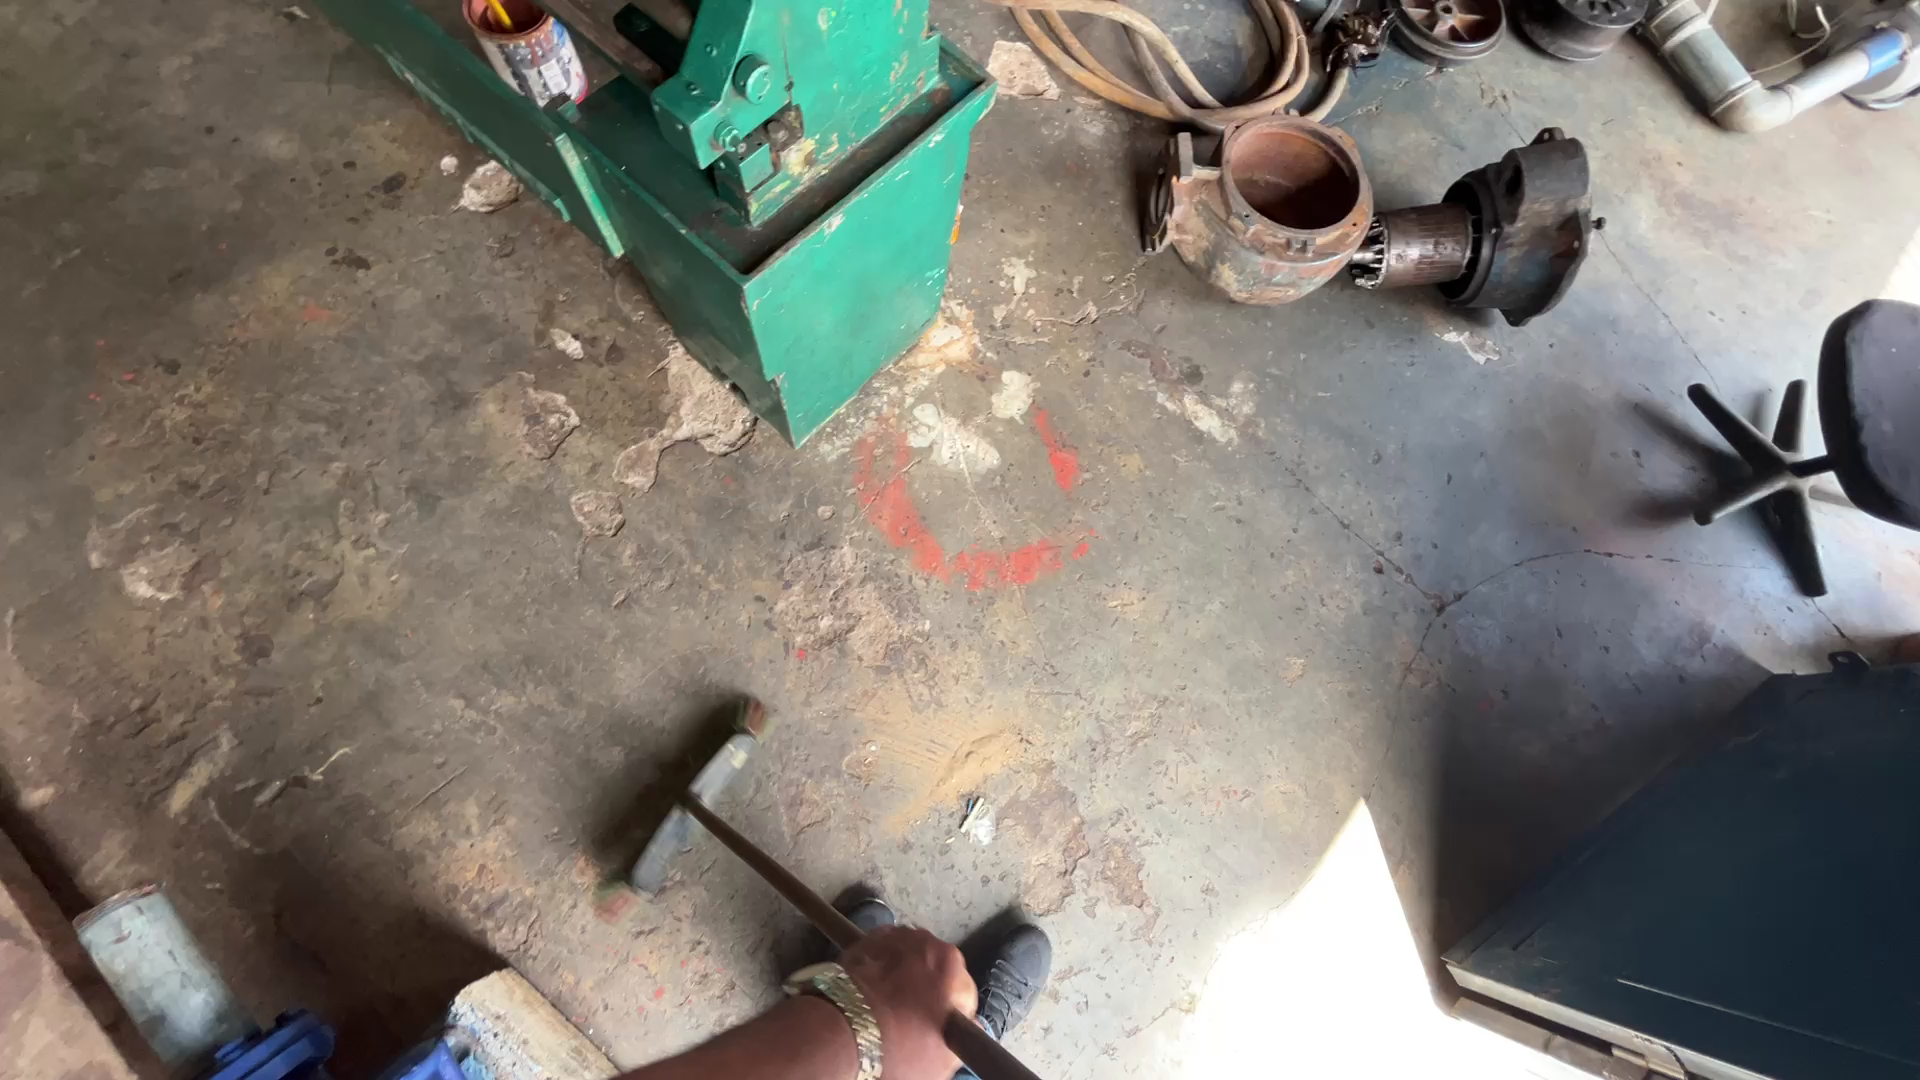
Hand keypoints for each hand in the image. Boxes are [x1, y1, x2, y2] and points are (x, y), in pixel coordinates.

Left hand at [838, 926, 975, 1079]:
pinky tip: (872, 988)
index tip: (936, 1031)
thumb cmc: (898, 1048)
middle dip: (928, 988)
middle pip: (937, 969)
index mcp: (953, 968)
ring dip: (905, 972)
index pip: (964, 993)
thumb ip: (962, 1040)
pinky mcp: (870, 936)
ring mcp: (898, 935)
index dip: (951, 1016)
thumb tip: (966, 1030)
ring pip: (910, 956)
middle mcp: (930, 942)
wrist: (843, 1029)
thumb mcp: (942, 1062)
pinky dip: (882, 964)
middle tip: (910, 1019)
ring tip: (887, 1004)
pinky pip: (885, 951)